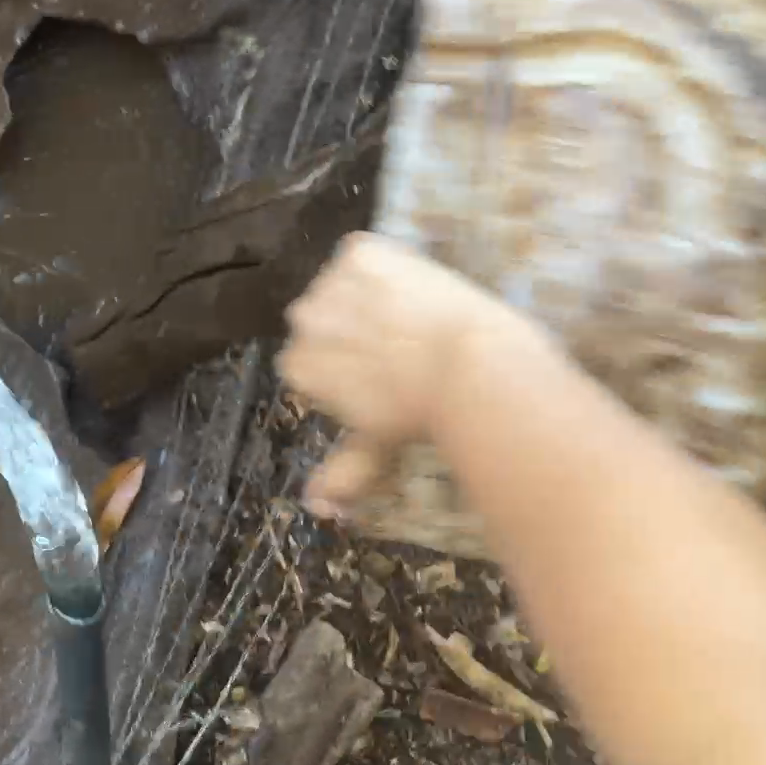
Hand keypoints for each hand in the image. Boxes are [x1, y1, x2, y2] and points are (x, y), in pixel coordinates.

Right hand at [277, 232, 546, 515]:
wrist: (469, 368)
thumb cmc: (417, 415)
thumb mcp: (373, 449)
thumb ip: (340, 474)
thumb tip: (315, 510)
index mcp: (296, 366)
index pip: (307, 356)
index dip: (343, 363)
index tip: (375, 374)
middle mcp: (301, 323)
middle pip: (320, 320)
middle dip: (350, 329)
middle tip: (397, 349)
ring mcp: (328, 286)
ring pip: (340, 286)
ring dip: (367, 296)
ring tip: (410, 317)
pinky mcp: (358, 254)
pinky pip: (361, 254)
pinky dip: (385, 264)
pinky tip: (413, 287)